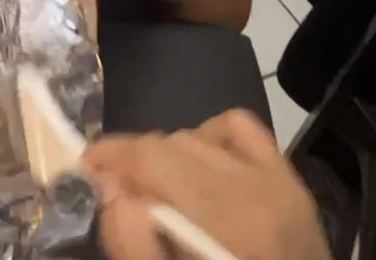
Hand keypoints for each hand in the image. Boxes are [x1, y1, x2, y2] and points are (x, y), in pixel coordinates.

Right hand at [84, 111, 330, 259]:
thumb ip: (136, 248)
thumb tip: (108, 187)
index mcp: (234, 229)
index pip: (155, 160)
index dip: (110, 157)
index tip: (84, 173)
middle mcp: (261, 196)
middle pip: (169, 147)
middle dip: (132, 163)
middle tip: (112, 192)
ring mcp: (281, 187)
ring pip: (195, 137)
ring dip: (164, 157)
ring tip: (156, 196)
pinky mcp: (291, 185)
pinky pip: (238, 128)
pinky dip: (208, 137)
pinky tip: (198, 172)